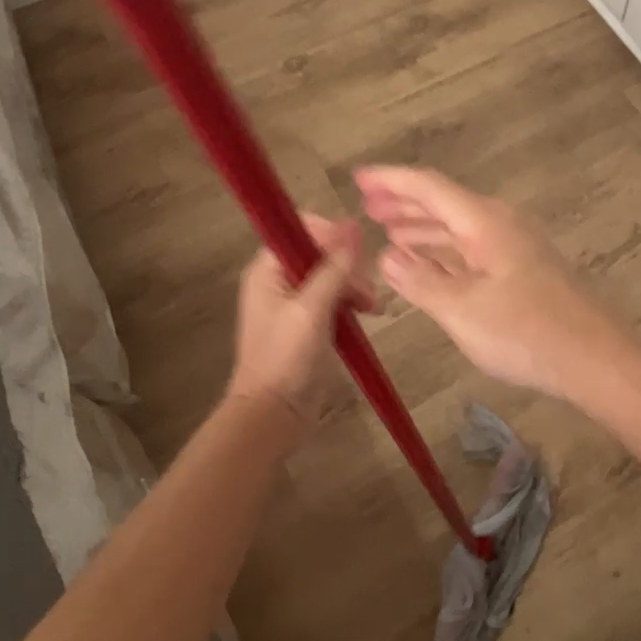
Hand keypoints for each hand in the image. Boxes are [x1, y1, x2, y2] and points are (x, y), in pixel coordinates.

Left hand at [227, 214, 373, 427]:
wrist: (274, 415)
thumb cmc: (286, 358)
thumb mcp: (312, 308)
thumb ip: (333, 267)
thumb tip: (353, 225)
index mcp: (268, 269)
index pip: (301, 228)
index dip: (331, 235)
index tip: (357, 255)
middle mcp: (278, 279)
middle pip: (321, 252)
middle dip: (348, 266)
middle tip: (366, 292)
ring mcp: (294, 302)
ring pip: (332, 275)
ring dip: (355, 285)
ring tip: (372, 307)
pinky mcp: (309, 324)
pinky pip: (335, 298)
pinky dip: (352, 302)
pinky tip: (369, 314)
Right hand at [355, 166, 630, 396]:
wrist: (595, 358)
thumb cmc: (526, 333)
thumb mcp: (462, 310)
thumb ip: (421, 281)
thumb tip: (387, 257)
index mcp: (484, 222)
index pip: (429, 187)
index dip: (391, 180)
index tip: (357, 178)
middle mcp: (500, 223)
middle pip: (444, 202)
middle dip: (403, 203)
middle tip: (365, 206)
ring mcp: (515, 246)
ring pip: (458, 227)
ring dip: (423, 228)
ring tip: (388, 234)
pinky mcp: (523, 269)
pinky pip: (472, 248)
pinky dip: (444, 251)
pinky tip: (428, 264)